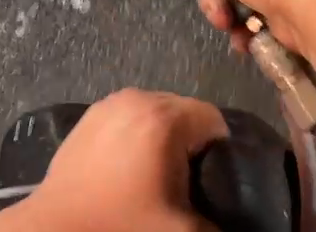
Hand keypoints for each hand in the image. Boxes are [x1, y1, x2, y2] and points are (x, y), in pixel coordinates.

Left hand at [0, 89, 226, 231]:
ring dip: (163, 144)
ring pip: (153, 116)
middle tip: (190, 190)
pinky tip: (128, 177)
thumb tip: (228, 216)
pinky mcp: (86, 120)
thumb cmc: (122, 227)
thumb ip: (219, 221)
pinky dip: (136, 143)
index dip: (223, 154)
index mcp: (163, 117)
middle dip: (193, 148)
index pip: (213, 120)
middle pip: (183, 113)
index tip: (218, 186)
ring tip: (158, 185)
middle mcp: (135, 98)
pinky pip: (127, 123)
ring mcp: (106, 106)